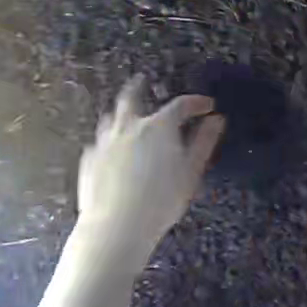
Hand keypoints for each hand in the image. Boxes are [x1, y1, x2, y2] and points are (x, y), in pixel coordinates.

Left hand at [75, 78, 223, 269]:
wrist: (117, 226)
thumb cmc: (160, 200)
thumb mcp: (191, 171)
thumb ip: (204, 142)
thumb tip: (216, 120)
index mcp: (158, 127)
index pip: (181, 105)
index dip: (196, 102)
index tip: (206, 105)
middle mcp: (129, 127)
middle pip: (131, 97)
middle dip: (138, 87)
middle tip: (142, 80)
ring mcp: (105, 142)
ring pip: (111, 117)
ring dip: (121, 113)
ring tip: (127, 115)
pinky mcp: (90, 160)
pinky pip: (99, 141)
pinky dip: (108, 139)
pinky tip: (111, 148)